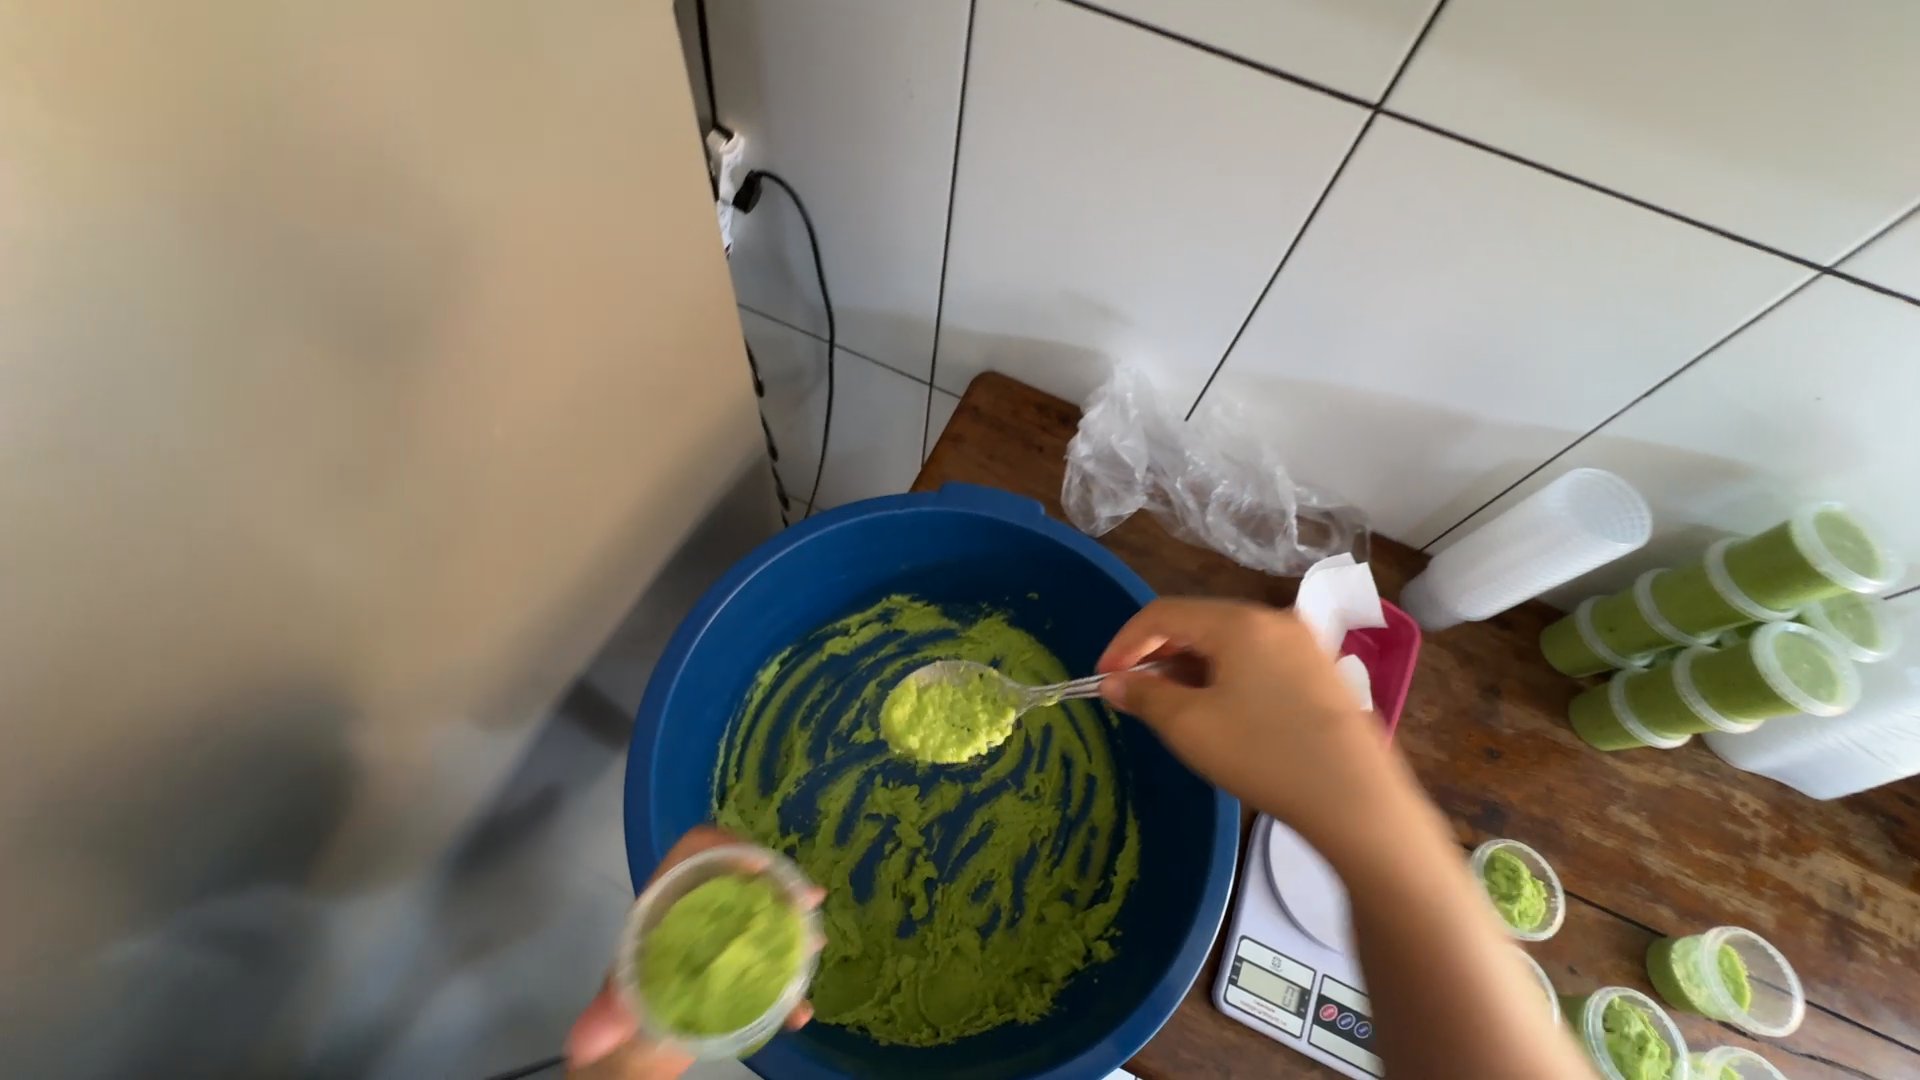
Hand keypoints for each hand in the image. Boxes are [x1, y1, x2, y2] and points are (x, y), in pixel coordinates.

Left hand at [565, 826, 816, 1079]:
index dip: (727, 847)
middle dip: (780, 885)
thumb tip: (591, 1037)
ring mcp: (730, 936)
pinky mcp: (746, 967)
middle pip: (744, 878)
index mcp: (670, 902)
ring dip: (797, 925)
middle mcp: (705, 909)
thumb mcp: (614, 1010)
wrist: (640, 1045)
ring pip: (769, 914)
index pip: (696, 852)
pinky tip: (799, 1012)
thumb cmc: (626, 1010)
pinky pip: (776, 965)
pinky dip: (791, 988)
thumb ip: (606, 1015)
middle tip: (808, 900)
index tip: (756, 866)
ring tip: (815, 944)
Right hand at [1097, 598, 1396, 843]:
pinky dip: (1225, 677)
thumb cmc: (1264, 755)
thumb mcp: (1189, 726)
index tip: (1102, 679)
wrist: (1359, 804)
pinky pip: (1258, 661)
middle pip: (1198, 623)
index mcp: (1239, 621)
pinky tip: (1220, 711)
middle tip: (1134, 692)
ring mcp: (1305, 645)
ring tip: (1172, 706)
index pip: (1163, 614)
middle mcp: (1274, 620)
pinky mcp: (1322, 674)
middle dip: (1157, 655)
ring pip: (1228, 643)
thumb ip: (1144, 695)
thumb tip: (1113, 682)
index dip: (1124, 643)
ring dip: (1190, 667)